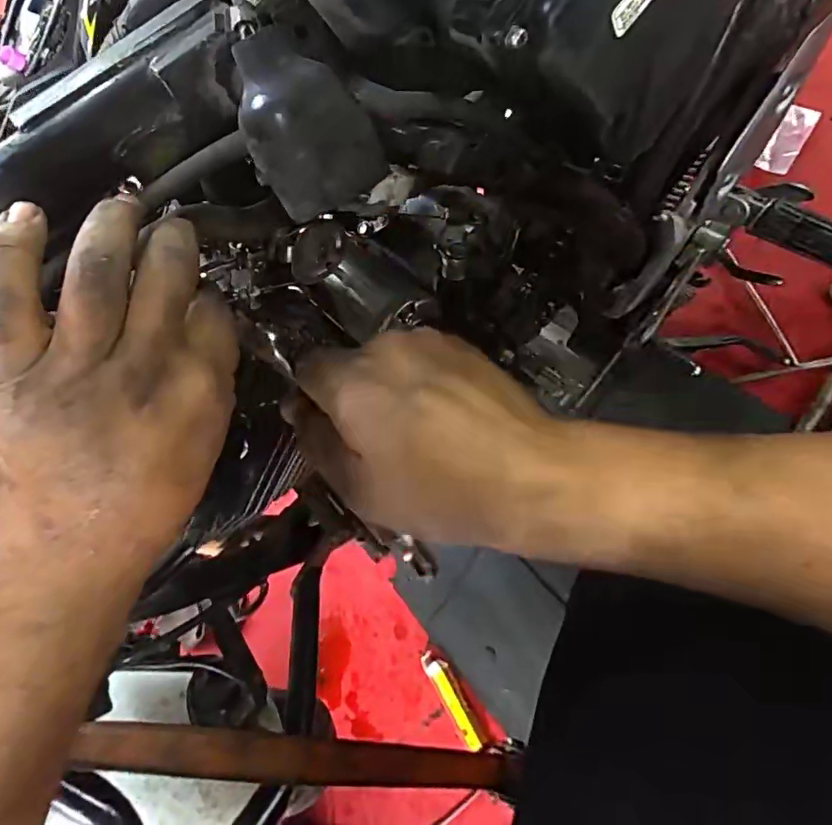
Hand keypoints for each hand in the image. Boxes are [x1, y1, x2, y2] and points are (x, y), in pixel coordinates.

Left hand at [0, 197, 238, 568]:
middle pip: (163, 282)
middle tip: (170, 228)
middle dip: (171, 242)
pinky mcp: (12, 374)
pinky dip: (13, 252)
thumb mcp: (204, 446)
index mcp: (193, 394)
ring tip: (122, 203)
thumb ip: (212, 377)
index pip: (212, 313)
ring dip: (112, 228)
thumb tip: (206, 312)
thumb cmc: (143, 504)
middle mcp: (138, 373)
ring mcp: (70, 371)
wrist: (62, 553)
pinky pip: (7, 301)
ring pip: (95, 277)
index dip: (206, 292)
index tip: (197, 290)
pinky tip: (26, 214)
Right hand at [290, 329, 567, 548]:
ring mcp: (423, 339)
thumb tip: (299, 412)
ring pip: (383, 361)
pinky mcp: (457, 342)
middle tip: (377, 440)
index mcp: (350, 382)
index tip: (328, 430)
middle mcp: (381, 347)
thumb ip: (316, 445)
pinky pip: (418, 358)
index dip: (309, 399)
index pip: (304, 369)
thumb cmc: (439, 493)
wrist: (532, 474)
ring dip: (386, 386)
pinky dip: (419, 379)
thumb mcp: (361, 491)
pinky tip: (446, 414)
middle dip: (350, 396)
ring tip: (418, 427)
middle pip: (346, 365)